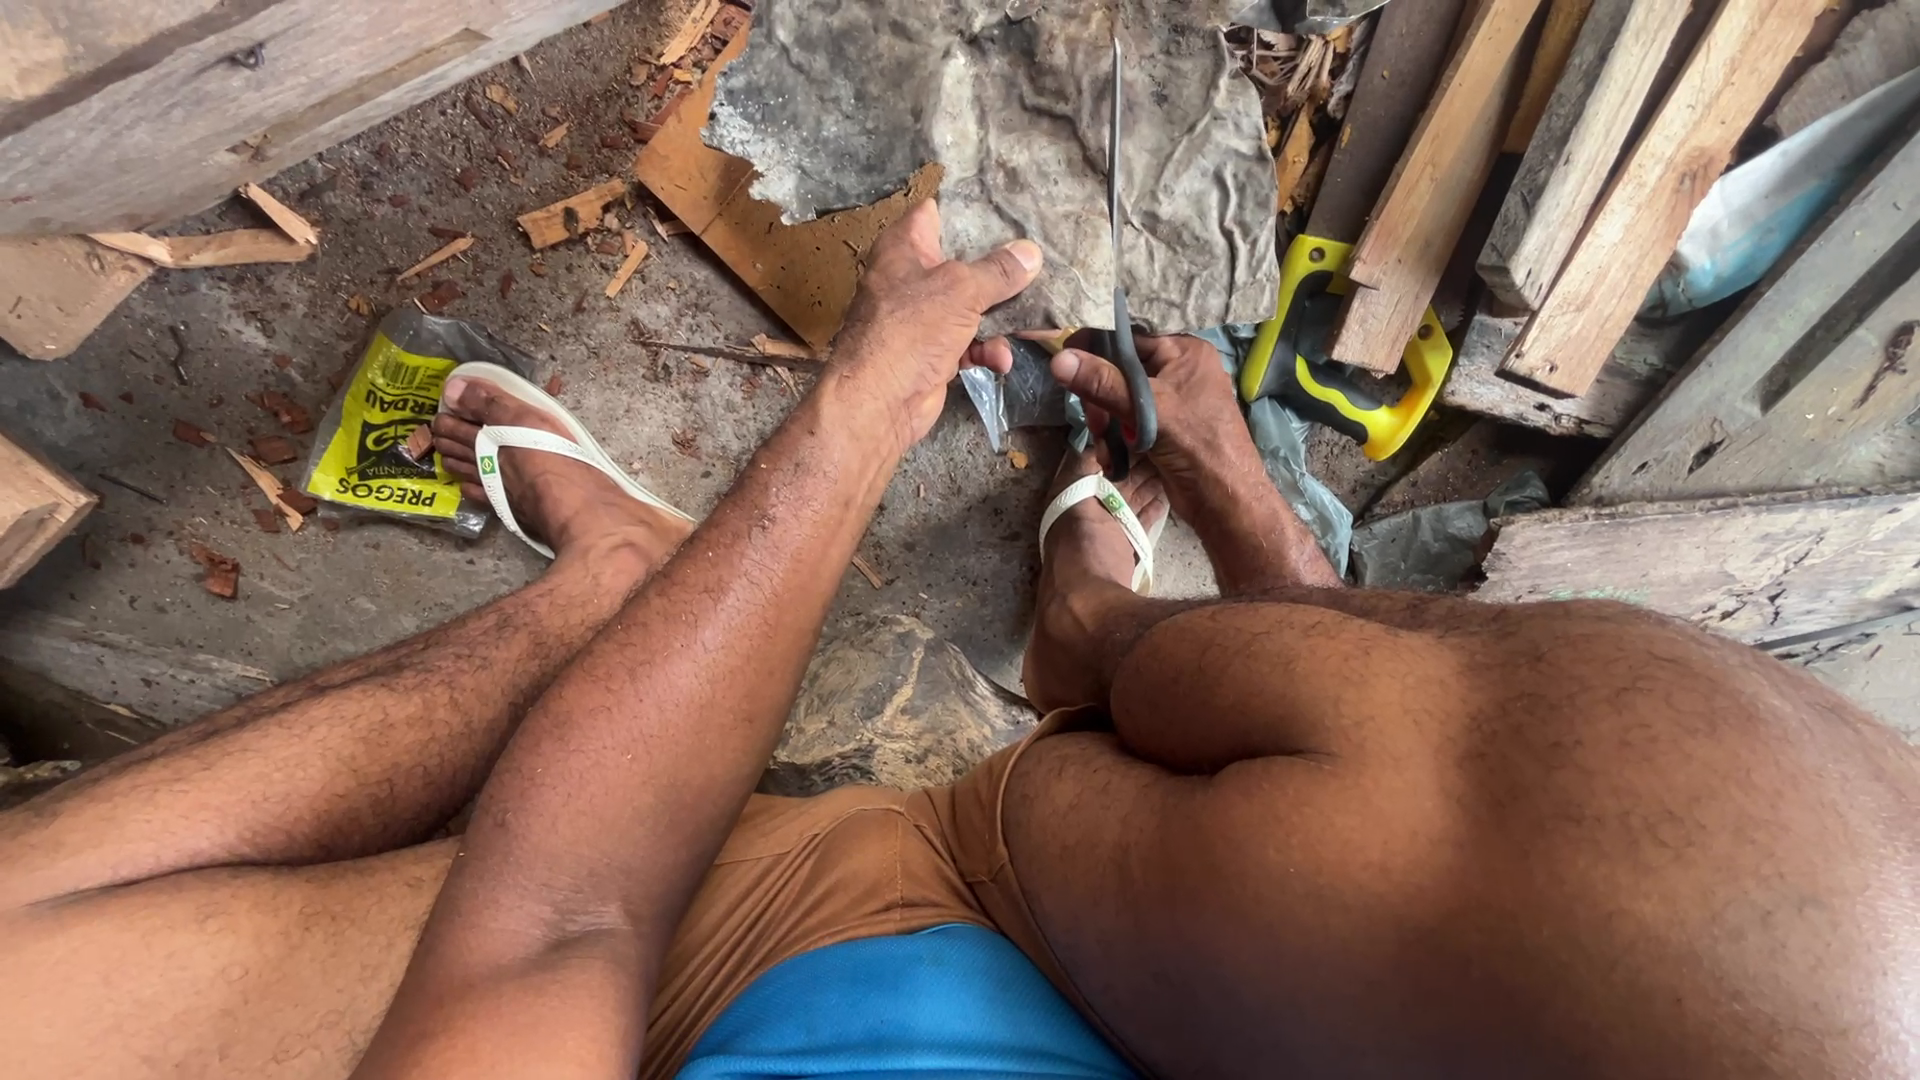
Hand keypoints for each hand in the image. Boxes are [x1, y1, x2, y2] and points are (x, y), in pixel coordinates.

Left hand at [830, 199, 1042, 449]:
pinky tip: (1000, 360)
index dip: (972, 207)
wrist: (880, 401)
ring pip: (973, 307)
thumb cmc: (910, 329)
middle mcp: (912, 278)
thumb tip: (1032, 253)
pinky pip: (969, 343)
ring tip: (1032, 324)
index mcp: (905, 247)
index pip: (938, 212)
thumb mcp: (960, 290)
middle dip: (1001, 268)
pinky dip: (986, 350)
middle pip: (964, 263)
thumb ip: (998, 271)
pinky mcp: (934, 353)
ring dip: (1001, 318)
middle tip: (1040, 263)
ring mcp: (923, 318)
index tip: (1012, 206)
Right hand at [1050, 332, 1267, 520]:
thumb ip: (1102, 382)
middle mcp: (1176, 370)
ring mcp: (1168, 401)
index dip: (1095, 350)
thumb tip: (1059, 358)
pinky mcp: (1160, 428)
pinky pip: (1125, 423)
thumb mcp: (1146, 408)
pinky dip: (1115, 440)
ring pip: (1117, 401)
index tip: (1066, 365)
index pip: (1129, 337)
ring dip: (1105, 427)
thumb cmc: (1196, 444)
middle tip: (1098, 426)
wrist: (1223, 499)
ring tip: (1108, 449)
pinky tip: (1114, 458)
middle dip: (1101, 401)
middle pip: (1118, 372)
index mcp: (1184, 351)